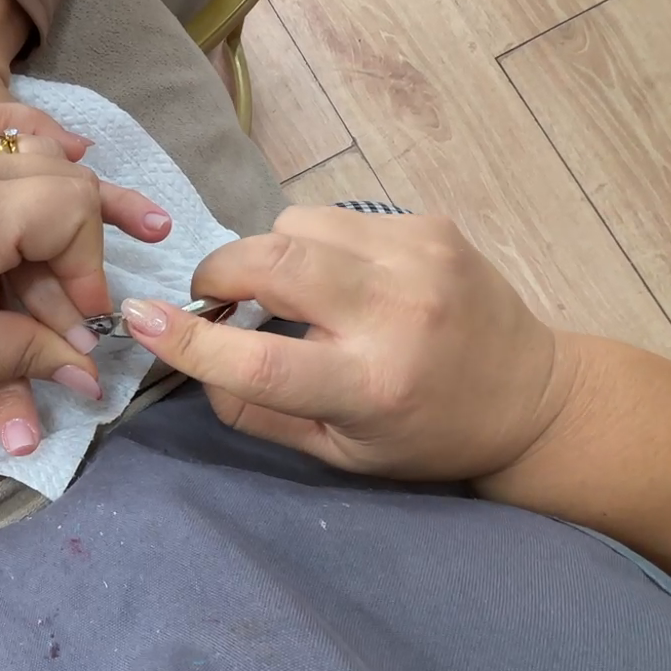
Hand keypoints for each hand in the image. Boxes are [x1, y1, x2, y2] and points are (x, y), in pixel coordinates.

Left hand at [0, 123, 163, 412]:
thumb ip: (23, 355)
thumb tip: (87, 372)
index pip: (72, 211)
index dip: (90, 271)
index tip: (82, 326)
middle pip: (61, 180)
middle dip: (85, 249)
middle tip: (82, 312)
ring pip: (32, 155)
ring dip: (73, 198)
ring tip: (137, 219)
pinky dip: (32, 137)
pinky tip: (66, 144)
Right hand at [123, 206, 574, 481]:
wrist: (533, 396)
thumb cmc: (420, 438)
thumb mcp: (332, 452)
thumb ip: (255, 411)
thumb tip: (197, 361)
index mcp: (372, 385)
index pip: (260, 360)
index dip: (188, 340)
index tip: (138, 318)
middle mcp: (398, 311)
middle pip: (271, 261)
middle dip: (217, 273)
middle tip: (212, 300)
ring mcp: (419, 255)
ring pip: (293, 224)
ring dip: (264, 255)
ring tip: (287, 292)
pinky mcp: (430, 224)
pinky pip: (330, 218)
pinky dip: (308, 245)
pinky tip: (335, 277)